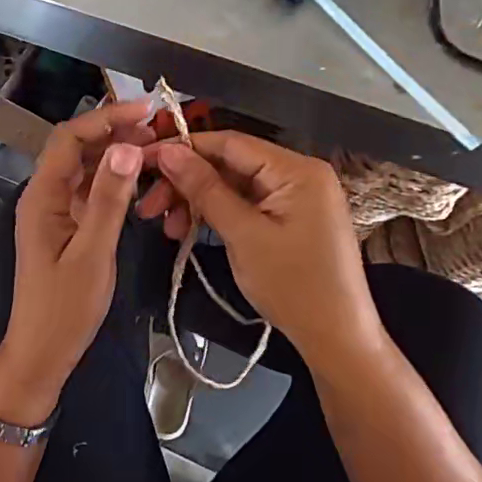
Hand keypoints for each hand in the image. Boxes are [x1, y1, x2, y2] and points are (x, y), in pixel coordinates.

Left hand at [0, 101, 155, 425]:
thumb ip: (109, 199)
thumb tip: (127, 147)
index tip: (146, 109)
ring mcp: (55, 212)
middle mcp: (44, 196)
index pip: (70, 139)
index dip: (106, 117)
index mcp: (42, 196)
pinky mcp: (66, 227)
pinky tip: (138, 178)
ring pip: (84, 168)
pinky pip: (89, 191)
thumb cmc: (64, 309)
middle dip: (114, 131)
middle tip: (157, 127)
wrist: (41, 354)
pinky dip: (112, 180)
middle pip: (76, 148)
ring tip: (154, 145)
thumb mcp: (92, 253)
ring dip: (115, 153)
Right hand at [138, 132, 382, 362]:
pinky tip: (188, 230)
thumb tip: (169, 151)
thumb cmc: (294, 286)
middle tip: (148, 205)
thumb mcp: (243, 235)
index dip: (183, 148)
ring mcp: (296, 197)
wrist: (338, 339)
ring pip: (233, 186)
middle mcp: (298, 173)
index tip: (143, 160)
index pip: (229, 142)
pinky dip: (217, 215)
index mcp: (296, 169)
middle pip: (229, 164)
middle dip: (186, 183)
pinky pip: (246, 205)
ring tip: (166, 227)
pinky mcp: (290, 219)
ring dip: (197, 202)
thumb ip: (204, 189)